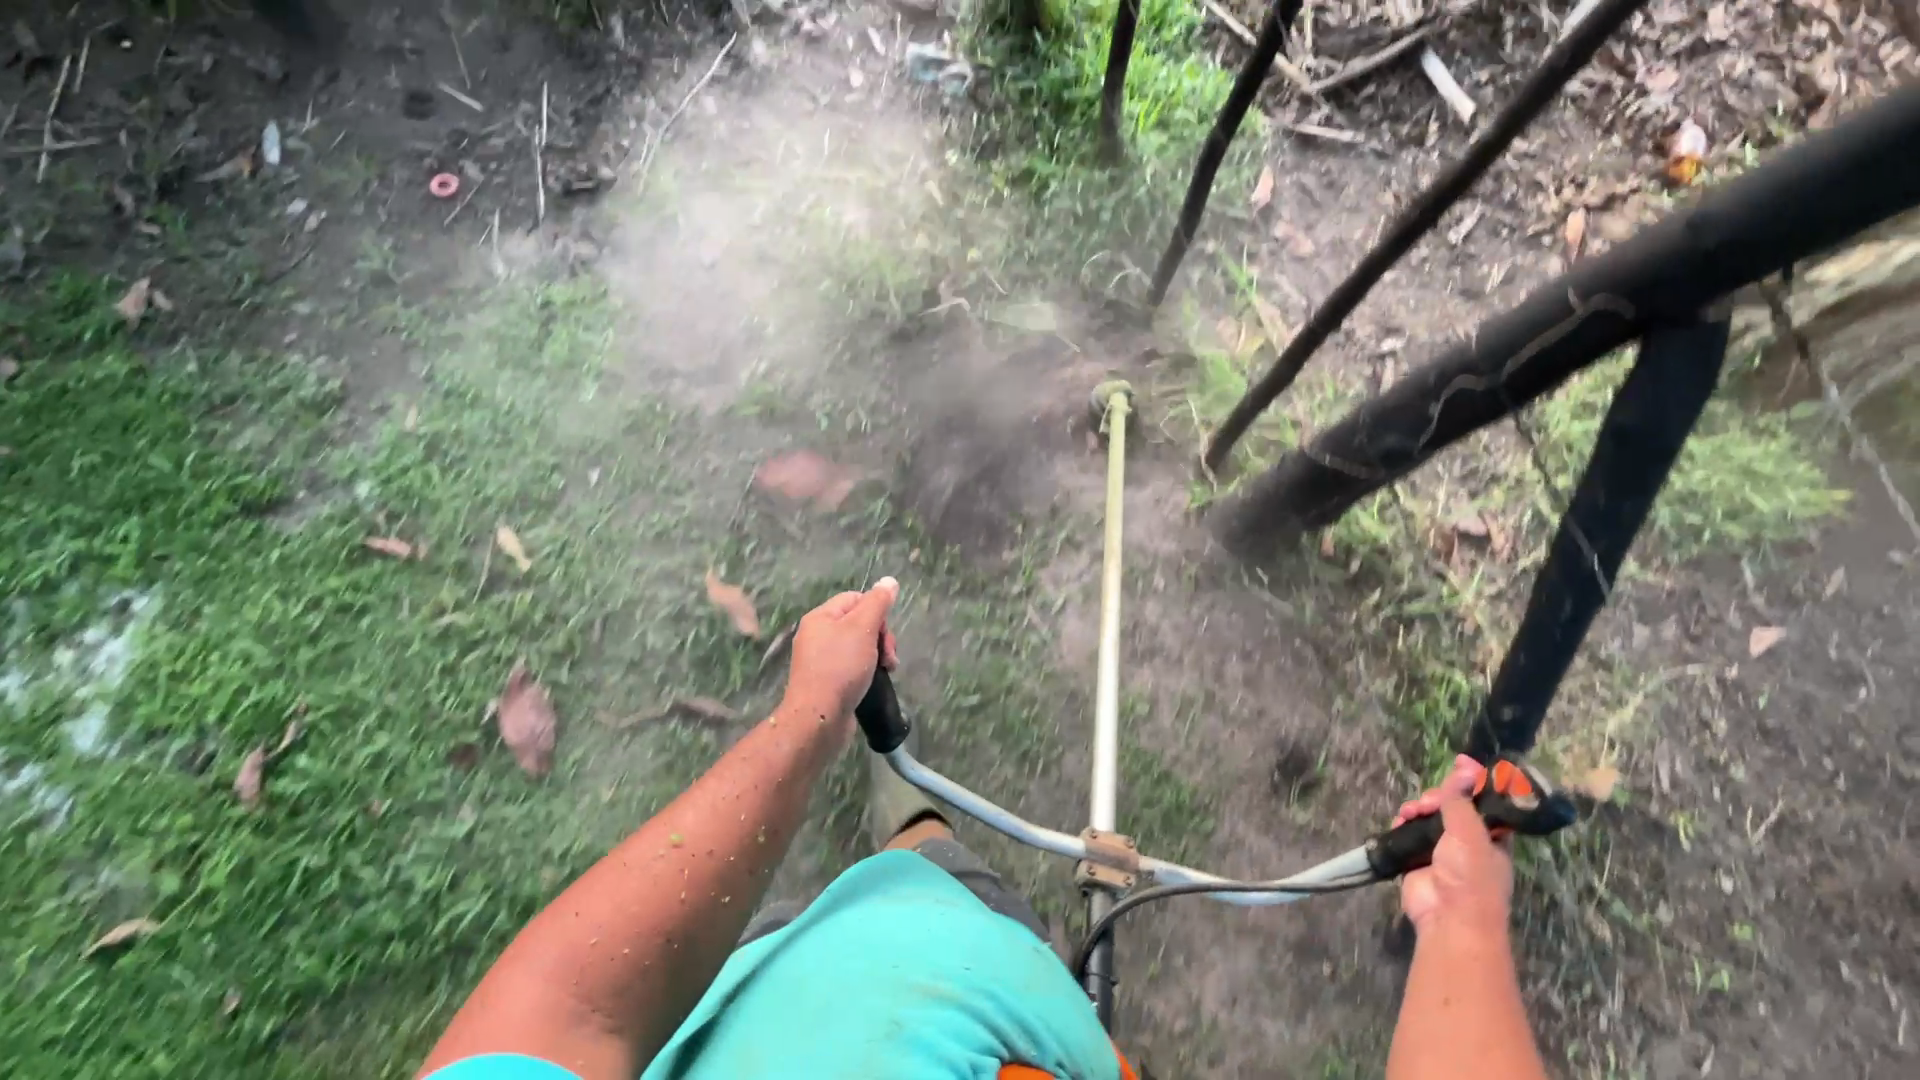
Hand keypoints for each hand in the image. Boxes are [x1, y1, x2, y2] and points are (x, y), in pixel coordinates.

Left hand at [781, 577, 899, 723]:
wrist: (819, 717)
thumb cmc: (840, 667)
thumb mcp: (863, 628)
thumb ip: (878, 603)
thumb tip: (889, 581)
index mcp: (821, 617)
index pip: (856, 599)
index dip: (876, 611)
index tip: (885, 632)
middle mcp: (818, 635)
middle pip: (859, 623)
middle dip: (881, 636)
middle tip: (889, 656)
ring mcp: (822, 660)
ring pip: (859, 646)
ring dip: (878, 655)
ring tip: (888, 670)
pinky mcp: (828, 682)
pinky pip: (853, 667)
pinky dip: (867, 671)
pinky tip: (875, 682)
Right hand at [1395, 754, 1512, 936]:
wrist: (1448, 918)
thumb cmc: (1470, 876)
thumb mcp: (1470, 832)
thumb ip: (1461, 799)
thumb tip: (1466, 766)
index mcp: (1492, 839)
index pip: (1483, 804)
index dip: (1472, 784)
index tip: (1459, 762)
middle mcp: (1469, 844)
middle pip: (1451, 808)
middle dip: (1437, 799)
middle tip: (1427, 802)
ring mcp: (1442, 853)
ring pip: (1428, 819)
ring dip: (1418, 810)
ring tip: (1410, 813)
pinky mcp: (1417, 861)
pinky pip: (1409, 834)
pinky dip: (1403, 825)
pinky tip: (1399, 822)